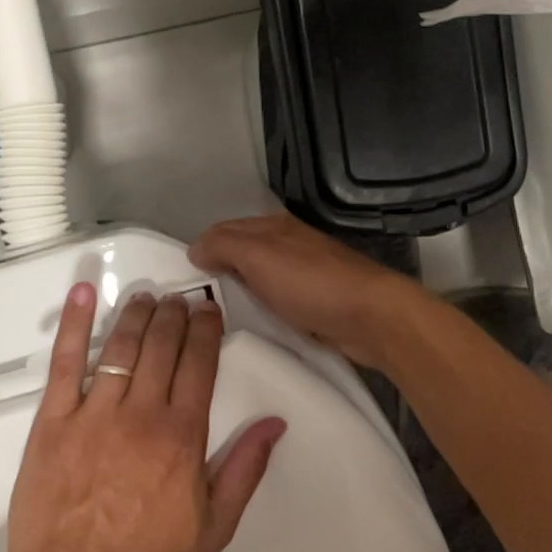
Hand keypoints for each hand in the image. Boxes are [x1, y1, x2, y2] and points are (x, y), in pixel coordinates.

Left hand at [2, 284, 286, 551]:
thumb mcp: (214, 527)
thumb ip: (245, 469)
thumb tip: (274, 424)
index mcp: (182, 437)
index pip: (200, 364)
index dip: (206, 330)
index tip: (208, 310)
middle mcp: (141, 415)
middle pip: (162, 346)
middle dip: (174, 314)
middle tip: (179, 300)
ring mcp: (93, 414)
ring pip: (121, 346)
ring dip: (137, 314)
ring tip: (146, 297)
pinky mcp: (52, 422)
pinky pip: (64, 362)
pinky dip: (73, 324)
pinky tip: (82, 294)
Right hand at [189, 213, 432, 369]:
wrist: (369, 316)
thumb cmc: (310, 282)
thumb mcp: (258, 255)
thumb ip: (224, 245)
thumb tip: (195, 248)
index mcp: (274, 226)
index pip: (226, 230)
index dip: (203, 248)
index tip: (182, 279)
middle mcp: (289, 243)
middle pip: (244, 253)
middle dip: (220, 271)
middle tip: (194, 304)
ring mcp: (305, 273)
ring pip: (261, 279)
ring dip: (242, 293)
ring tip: (216, 319)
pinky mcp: (317, 302)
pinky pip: (278, 302)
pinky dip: (263, 310)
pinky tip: (254, 325)